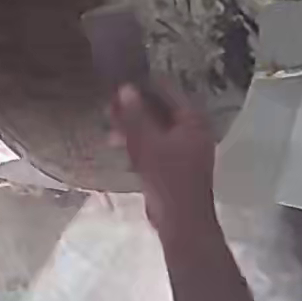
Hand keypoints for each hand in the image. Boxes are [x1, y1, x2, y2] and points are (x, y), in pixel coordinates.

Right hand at [109, 83, 218, 236]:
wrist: (180, 221)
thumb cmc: (168, 178)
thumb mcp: (147, 143)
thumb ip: (135, 115)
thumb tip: (124, 88)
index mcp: (192, 122)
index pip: (168, 92)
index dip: (144, 85)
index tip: (121, 79)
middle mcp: (191, 132)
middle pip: (160, 111)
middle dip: (134, 108)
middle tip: (109, 103)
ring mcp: (183, 150)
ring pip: (154, 129)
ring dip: (132, 126)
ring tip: (108, 123)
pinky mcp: (172, 166)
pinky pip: (153, 146)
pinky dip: (136, 143)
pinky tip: (116, 143)